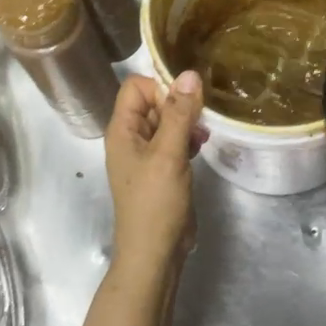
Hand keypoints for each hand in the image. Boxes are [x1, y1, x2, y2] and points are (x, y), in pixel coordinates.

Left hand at [105, 71, 207, 272]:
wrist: (155, 251)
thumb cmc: (156, 202)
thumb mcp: (168, 154)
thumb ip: (179, 113)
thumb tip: (189, 73)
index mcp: (122, 129)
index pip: (136, 86)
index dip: (161, 88)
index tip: (185, 104)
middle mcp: (130, 137)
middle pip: (153, 101)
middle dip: (178, 104)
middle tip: (201, 119)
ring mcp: (146, 154)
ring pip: (166, 121)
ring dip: (186, 122)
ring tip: (203, 135)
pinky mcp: (162, 168)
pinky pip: (173, 140)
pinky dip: (187, 138)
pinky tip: (201, 146)